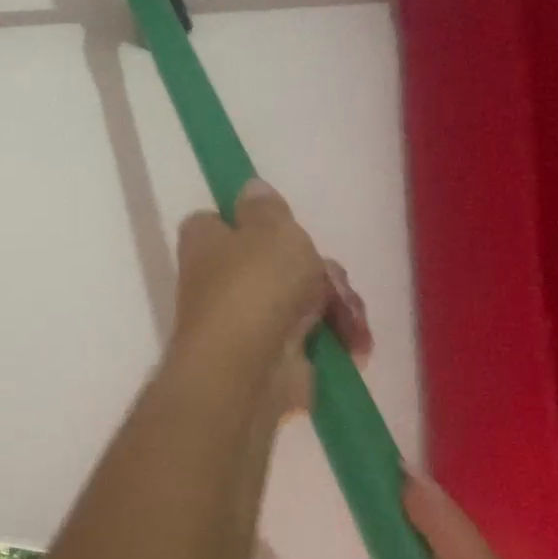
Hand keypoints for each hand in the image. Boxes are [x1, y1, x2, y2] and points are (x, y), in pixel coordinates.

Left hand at [170, 179, 371, 415]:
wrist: (251, 368)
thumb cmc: (256, 287)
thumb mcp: (269, 229)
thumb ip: (264, 208)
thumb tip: (248, 189)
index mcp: (206, 244)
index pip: (215, 221)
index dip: (246, 219)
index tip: (278, 222)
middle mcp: (220, 280)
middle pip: (278, 259)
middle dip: (318, 267)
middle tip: (327, 278)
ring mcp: (247, 318)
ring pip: (306, 295)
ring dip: (337, 304)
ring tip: (344, 319)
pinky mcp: (275, 352)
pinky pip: (317, 333)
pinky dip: (339, 337)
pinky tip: (351, 346)